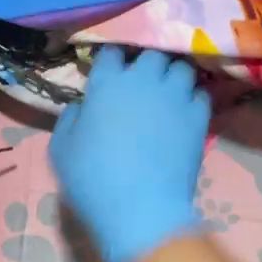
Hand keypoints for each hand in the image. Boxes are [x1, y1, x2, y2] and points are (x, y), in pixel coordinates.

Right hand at [50, 47, 210, 261]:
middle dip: (146, 65)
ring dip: (173, 77)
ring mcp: (174, 96)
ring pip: (181, 68)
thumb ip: (69, 119)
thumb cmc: (91, 178)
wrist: (139, 208)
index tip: (109, 74)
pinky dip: (192, 99)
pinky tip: (184, 113)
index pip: (111, 53)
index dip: (110, 62)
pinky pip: (200, 94)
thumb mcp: (61, 149)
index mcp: (106, 83)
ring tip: (168, 93)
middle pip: (151, 54)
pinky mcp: (198, 117)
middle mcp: (143, 80)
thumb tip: (81, 106)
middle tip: (141, 83)